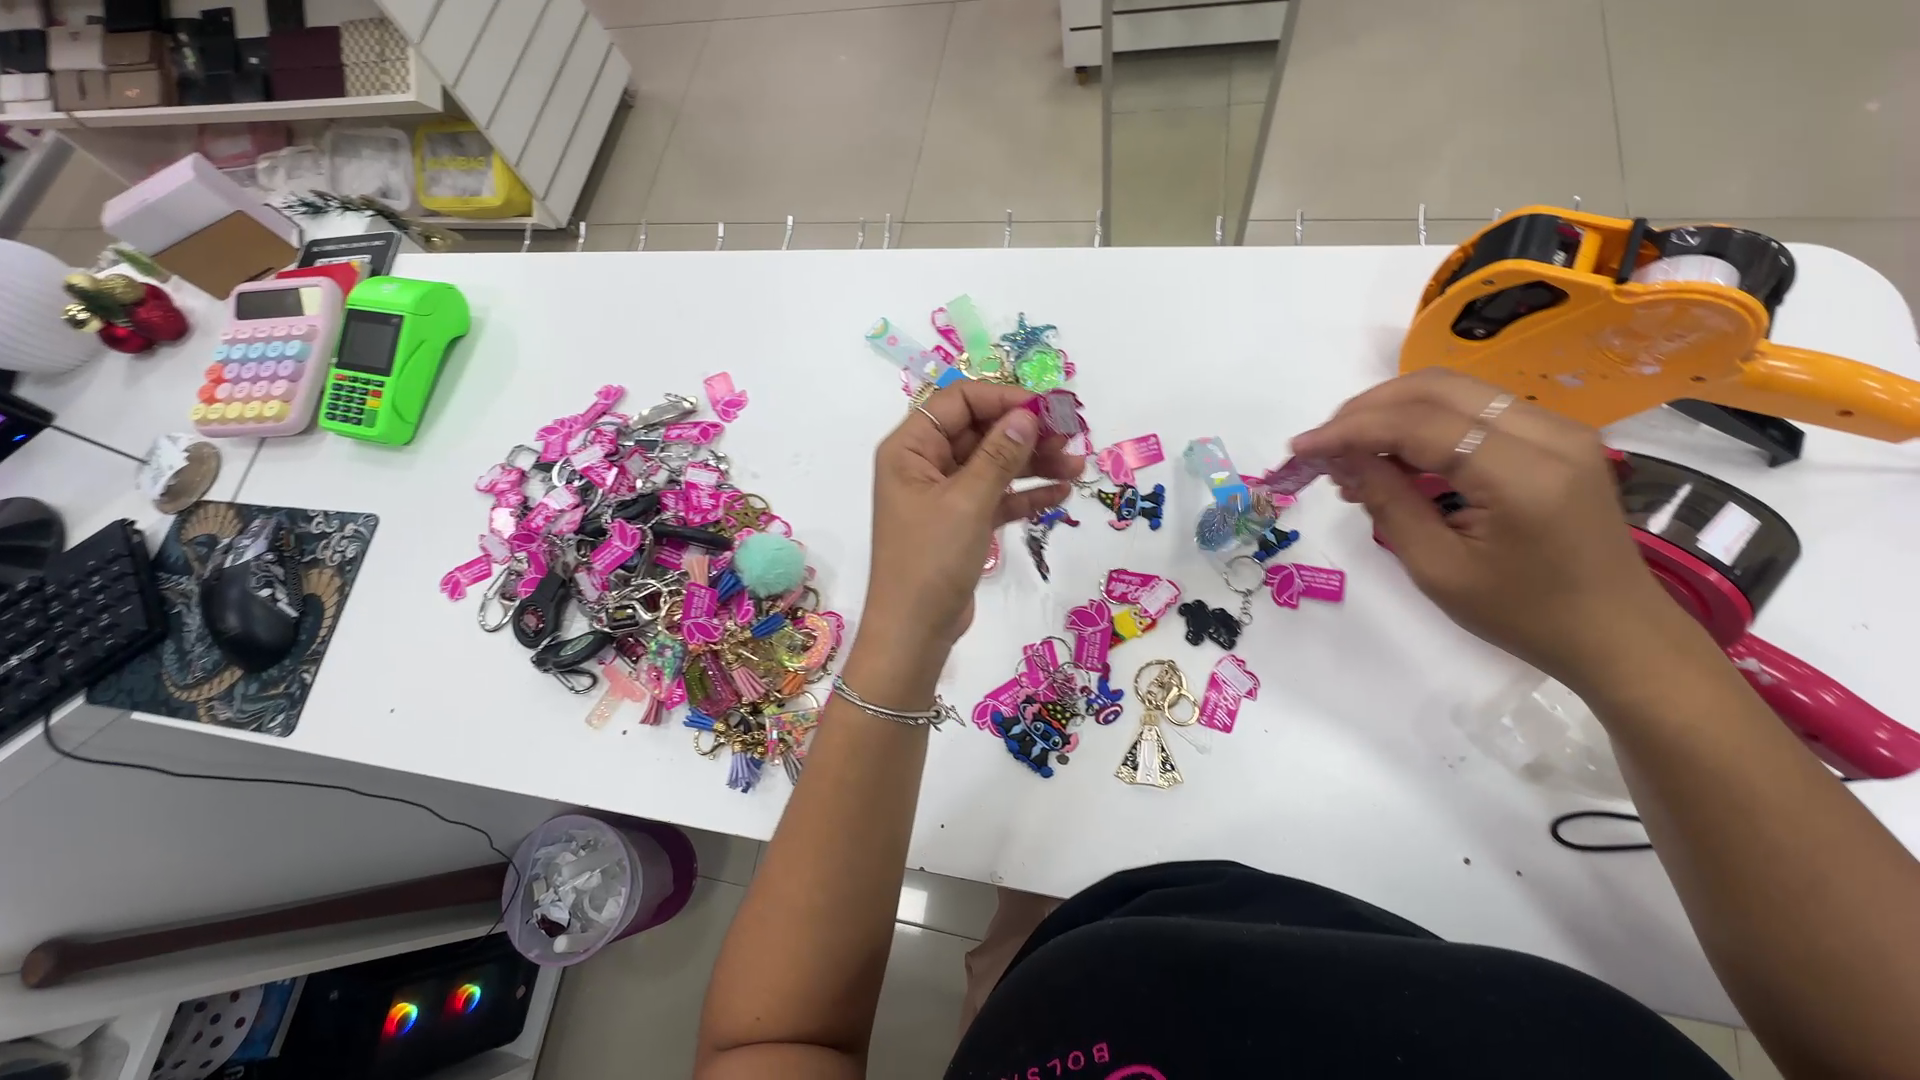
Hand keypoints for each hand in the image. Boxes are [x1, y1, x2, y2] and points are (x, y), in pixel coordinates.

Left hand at [864, 382, 1082, 654]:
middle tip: (1071, 435)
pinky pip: (998, 496)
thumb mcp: (968, 502)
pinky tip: (1061, 492)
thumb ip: (1000, 455)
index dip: (1002, 398)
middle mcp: (924, 464)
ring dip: (1033, 462)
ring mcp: (943, 494)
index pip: (958, 401)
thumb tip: (1028, 414)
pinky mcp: (961, 522)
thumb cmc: (930, 560)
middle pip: (980, 430)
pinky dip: (1026, 494)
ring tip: (1078, 464)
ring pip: (993, 464)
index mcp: (910, 448)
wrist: (914, 632)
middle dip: (1025, 431)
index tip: (1046, 408)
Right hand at [1291, 369, 1698, 688]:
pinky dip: (1425, 422)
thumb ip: (1389, 504)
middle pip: (1437, 388)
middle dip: (1366, 408)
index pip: (1419, 425)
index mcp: (1523, 475)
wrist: (1616, 634)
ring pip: (1456, 390)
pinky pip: (1477, 409)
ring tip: (1350, 451)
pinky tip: (1395, 455)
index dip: (1351, 430)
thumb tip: (1341, 459)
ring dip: (1392, 410)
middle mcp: (1549, 434)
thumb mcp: (1439, 569)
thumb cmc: (1524, 616)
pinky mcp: (1557, 437)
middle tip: (1321, 444)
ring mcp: (1560, 429)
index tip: (1300, 449)